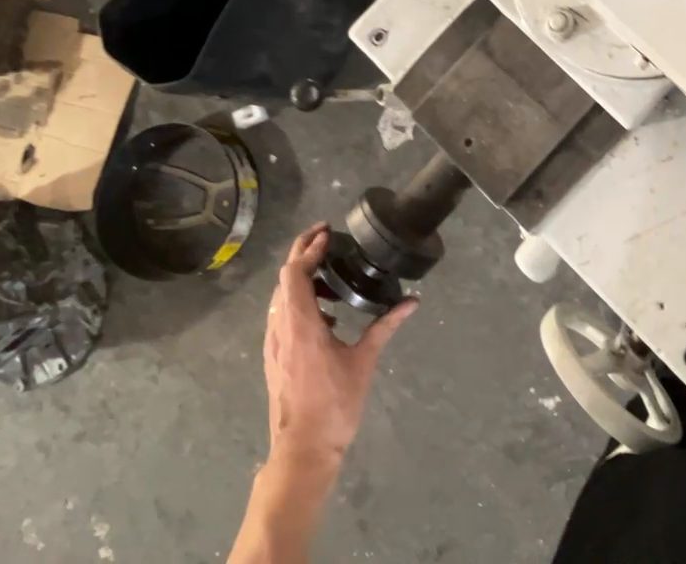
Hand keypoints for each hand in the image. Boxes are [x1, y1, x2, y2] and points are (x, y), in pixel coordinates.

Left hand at [263, 224, 417, 467]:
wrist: (303, 450)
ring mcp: (273, 345)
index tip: (328, 234)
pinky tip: (326, 317)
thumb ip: (385, 326)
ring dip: (301, 280)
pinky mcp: (274, 358)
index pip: (294, 274)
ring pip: (280, 299)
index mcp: (301, 325)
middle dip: (302, 255)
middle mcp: (280, 330)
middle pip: (283, 280)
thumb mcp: (364, 361)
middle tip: (326, 240)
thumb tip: (412, 302)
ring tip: (332, 280)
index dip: (308, 249)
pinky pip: (281, 318)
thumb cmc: (335, 405)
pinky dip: (299, 303)